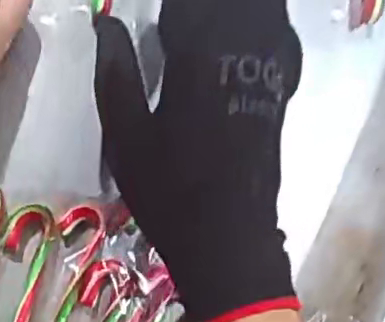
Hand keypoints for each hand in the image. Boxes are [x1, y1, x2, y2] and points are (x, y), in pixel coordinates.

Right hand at [95, 2, 301, 321]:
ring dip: (221, 17)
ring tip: (193, 33)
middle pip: (221, 5)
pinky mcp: (279, 82)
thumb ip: (116, 77)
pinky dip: (251, 24)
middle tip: (170, 29)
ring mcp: (270, 59)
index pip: (182, 3)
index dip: (168, 10)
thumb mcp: (128, 142)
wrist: (227, 236)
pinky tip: (229, 44)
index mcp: (199, 50)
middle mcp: (243, 40)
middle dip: (193, 12)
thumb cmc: (170, 194)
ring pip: (257, 10)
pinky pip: (273, 27)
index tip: (152, 25)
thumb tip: (105, 23)